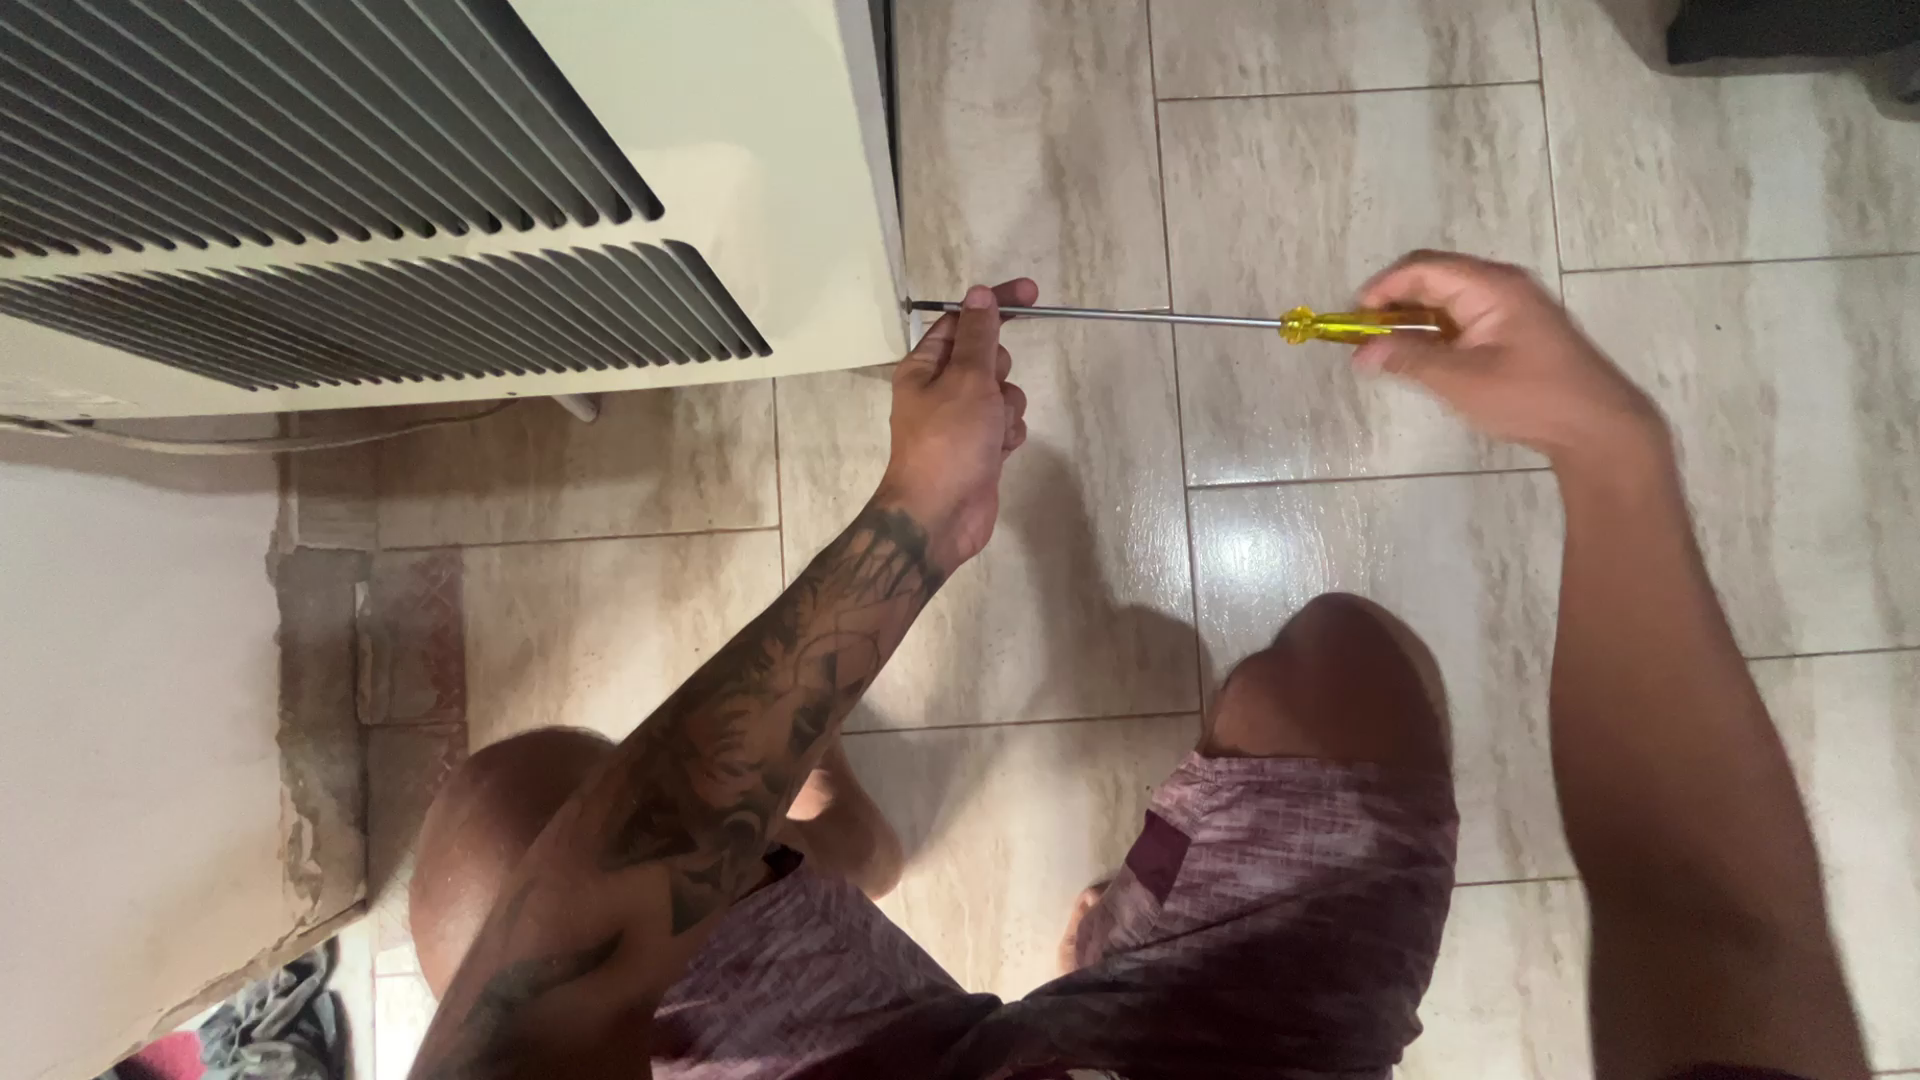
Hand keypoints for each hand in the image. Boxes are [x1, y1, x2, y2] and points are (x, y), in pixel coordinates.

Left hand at [873, 278, 1036, 574]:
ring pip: (1003, 394)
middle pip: (987, 358)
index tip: (1033, 294)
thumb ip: (978, 336)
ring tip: (991, 434)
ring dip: (1006, 410)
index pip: (962, 320)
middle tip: (987, 394)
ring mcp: (961, 422)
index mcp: (924, 367)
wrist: (940, 516)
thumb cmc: (948, 442)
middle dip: (1000, 373)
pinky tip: (998, 453)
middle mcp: (939, 390)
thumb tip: (979, 295)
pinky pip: (1006, 425)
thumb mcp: (965, 379)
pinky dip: (1008, 435)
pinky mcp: (980, 449)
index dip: (995, 305)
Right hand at [1352, 251, 1668, 474]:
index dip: (1382, 287)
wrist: (1593, 423)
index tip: (1353, 319)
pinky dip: (1428, 329)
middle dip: (1391, 301)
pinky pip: (1457, 315)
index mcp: (1491, 287)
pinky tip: (1414, 353)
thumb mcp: (1459, 379)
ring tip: (1381, 347)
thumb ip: (1407, 359)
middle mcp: (1499, 285)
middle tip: (1362, 335)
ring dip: (1408, 316)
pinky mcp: (1508, 327)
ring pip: (1443, 297)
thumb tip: (1360, 353)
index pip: (1423, 268)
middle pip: (1432, 276)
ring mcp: (1507, 305)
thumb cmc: (1528, 397)